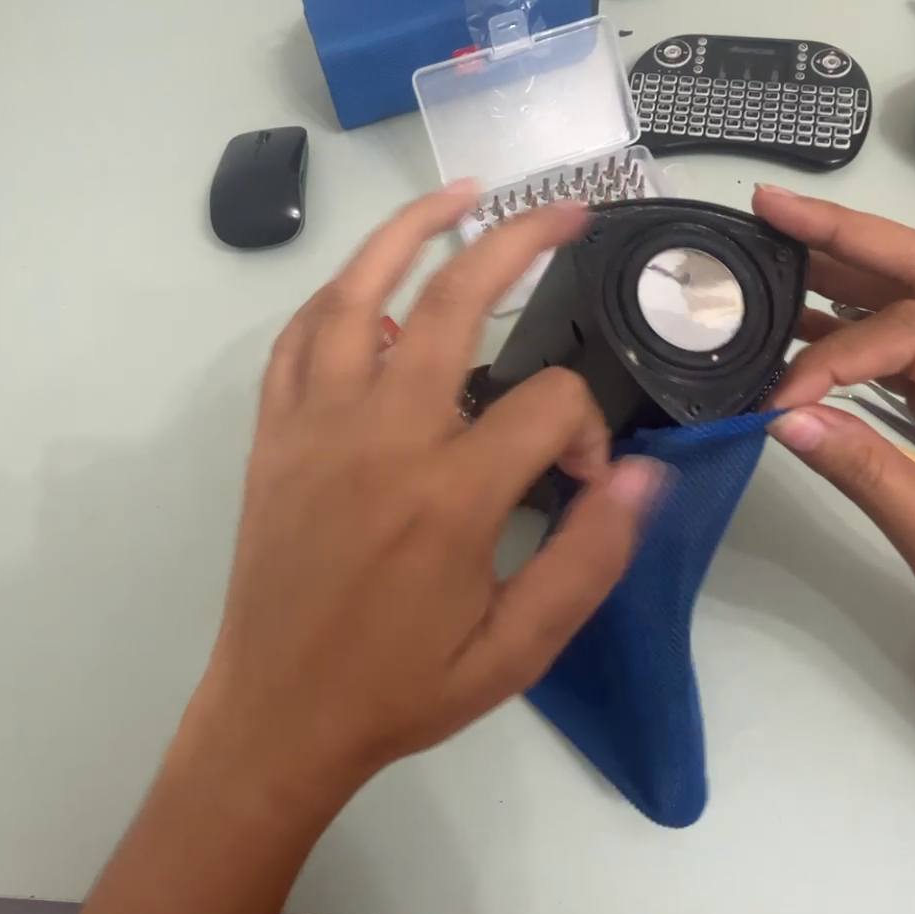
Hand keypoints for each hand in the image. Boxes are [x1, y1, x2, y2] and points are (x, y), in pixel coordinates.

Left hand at [191, 184, 661, 799]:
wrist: (279, 717)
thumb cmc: (401, 686)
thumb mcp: (519, 648)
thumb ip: (590, 556)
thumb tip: (641, 470)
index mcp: (451, 493)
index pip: (549, 403)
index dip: (586, 422)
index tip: (583, 470)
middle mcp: (381, 437)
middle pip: (454, 301)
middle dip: (519, 241)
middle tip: (564, 210)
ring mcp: (315, 426)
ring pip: (358, 294)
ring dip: (409, 231)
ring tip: (459, 196)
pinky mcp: (273, 435)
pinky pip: (298, 340)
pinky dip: (334, 299)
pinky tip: (365, 286)